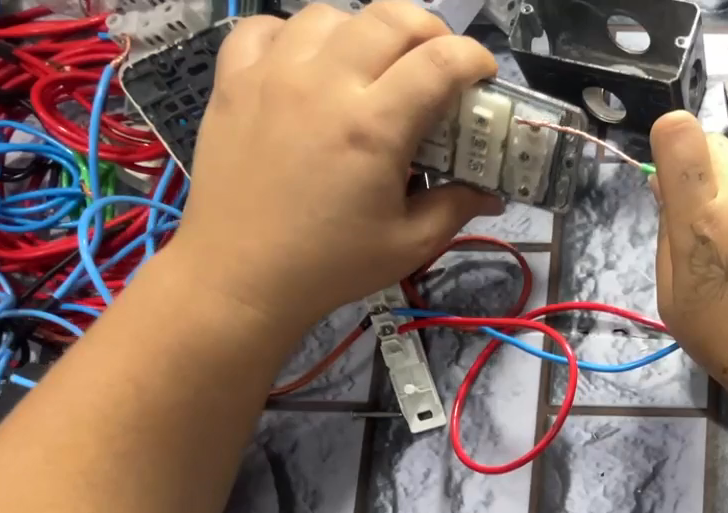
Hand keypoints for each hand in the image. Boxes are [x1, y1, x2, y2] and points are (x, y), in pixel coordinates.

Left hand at [160, 2, 501, 326]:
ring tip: (377, 66)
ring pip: (330, 14)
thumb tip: (491, 194)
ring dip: (367, 31)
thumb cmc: (334, 264)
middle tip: (441, 61)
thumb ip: (456, 208)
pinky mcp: (235, 78)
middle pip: (388, 17)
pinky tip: (314, 66)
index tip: (485, 74)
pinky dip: (300, 36)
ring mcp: (273, 73)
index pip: (437, 62)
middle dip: (429, 30)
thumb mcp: (411, 244)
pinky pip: (270, 27)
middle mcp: (324, 84)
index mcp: (374, 127)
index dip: (473, 58)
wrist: (244, 272)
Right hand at [649, 111, 727, 407]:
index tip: (679, 174)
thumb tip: (665, 183)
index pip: (678, 132)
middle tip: (721, 220)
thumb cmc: (725, 340)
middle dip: (710, 174)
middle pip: (718, 144)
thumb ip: (666, 232)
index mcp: (699, 220)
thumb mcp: (672, 297)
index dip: (673, 144)